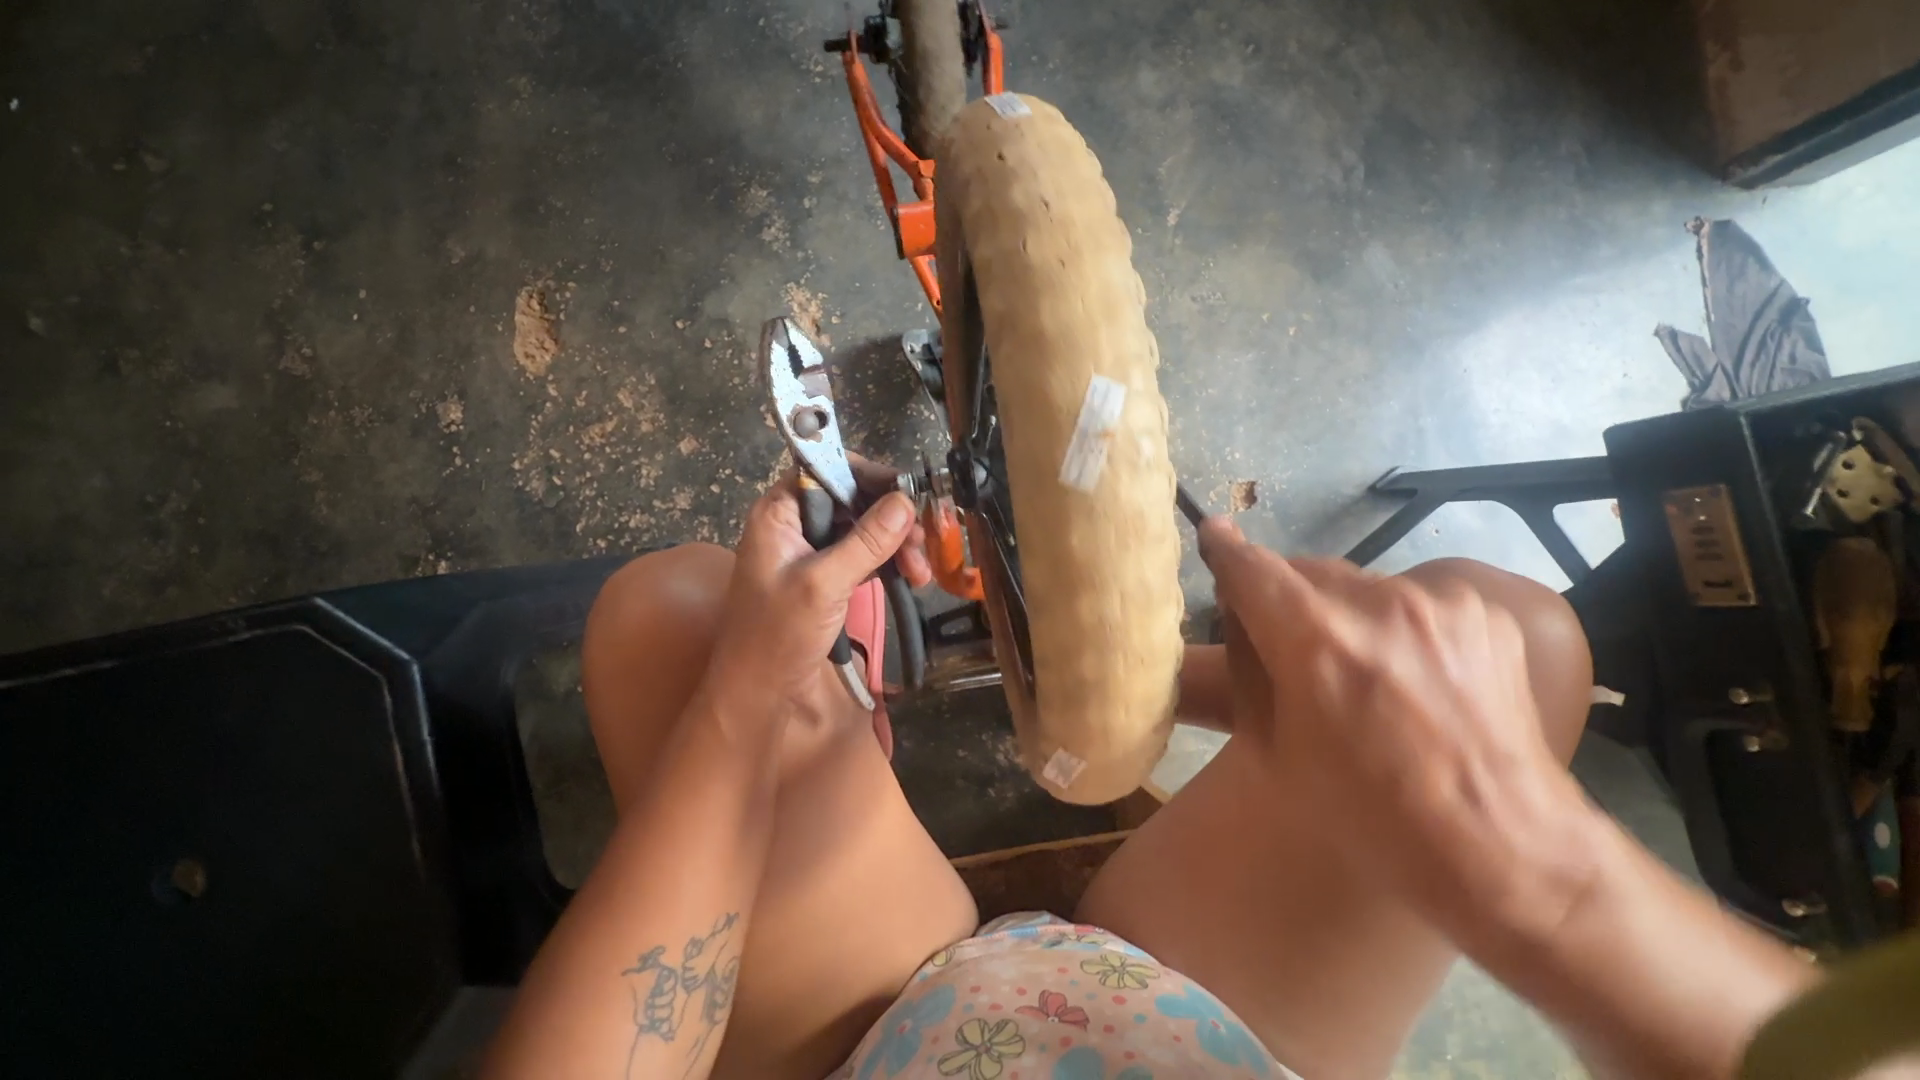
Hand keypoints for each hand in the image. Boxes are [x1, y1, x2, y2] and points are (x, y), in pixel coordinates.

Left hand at [698, 467, 919, 723]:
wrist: (758, 694)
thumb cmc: (778, 636)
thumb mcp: (825, 584)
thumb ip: (865, 541)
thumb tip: (906, 501)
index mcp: (778, 513)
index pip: (827, 470)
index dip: (869, 477)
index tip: (909, 494)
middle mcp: (793, 524)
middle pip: (850, 500)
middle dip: (891, 518)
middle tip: (923, 541)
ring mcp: (808, 552)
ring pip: (861, 529)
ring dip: (895, 544)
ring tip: (921, 572)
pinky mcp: (822, 578)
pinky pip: (860, 556)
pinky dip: (886, 564)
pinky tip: (910, 578)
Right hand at [1198, 519, 1600, 935]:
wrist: (1500, 847)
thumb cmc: (1368, 816)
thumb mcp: (1274, 752)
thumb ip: (1250, 670)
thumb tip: (1244, 618)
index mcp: (1317, 642)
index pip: (1252, 569)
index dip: (1224, 551)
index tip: (1212, 535)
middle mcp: (1379, 604)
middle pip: (1305, 573)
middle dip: (1286, 600)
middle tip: (1289, 647)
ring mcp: (1439, 604)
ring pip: (1360, 585)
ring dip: (1342, 612)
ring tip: (1361, 672)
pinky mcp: (1482, 614)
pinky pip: (1414, 602)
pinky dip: (1396, 625)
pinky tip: (1412, 676)